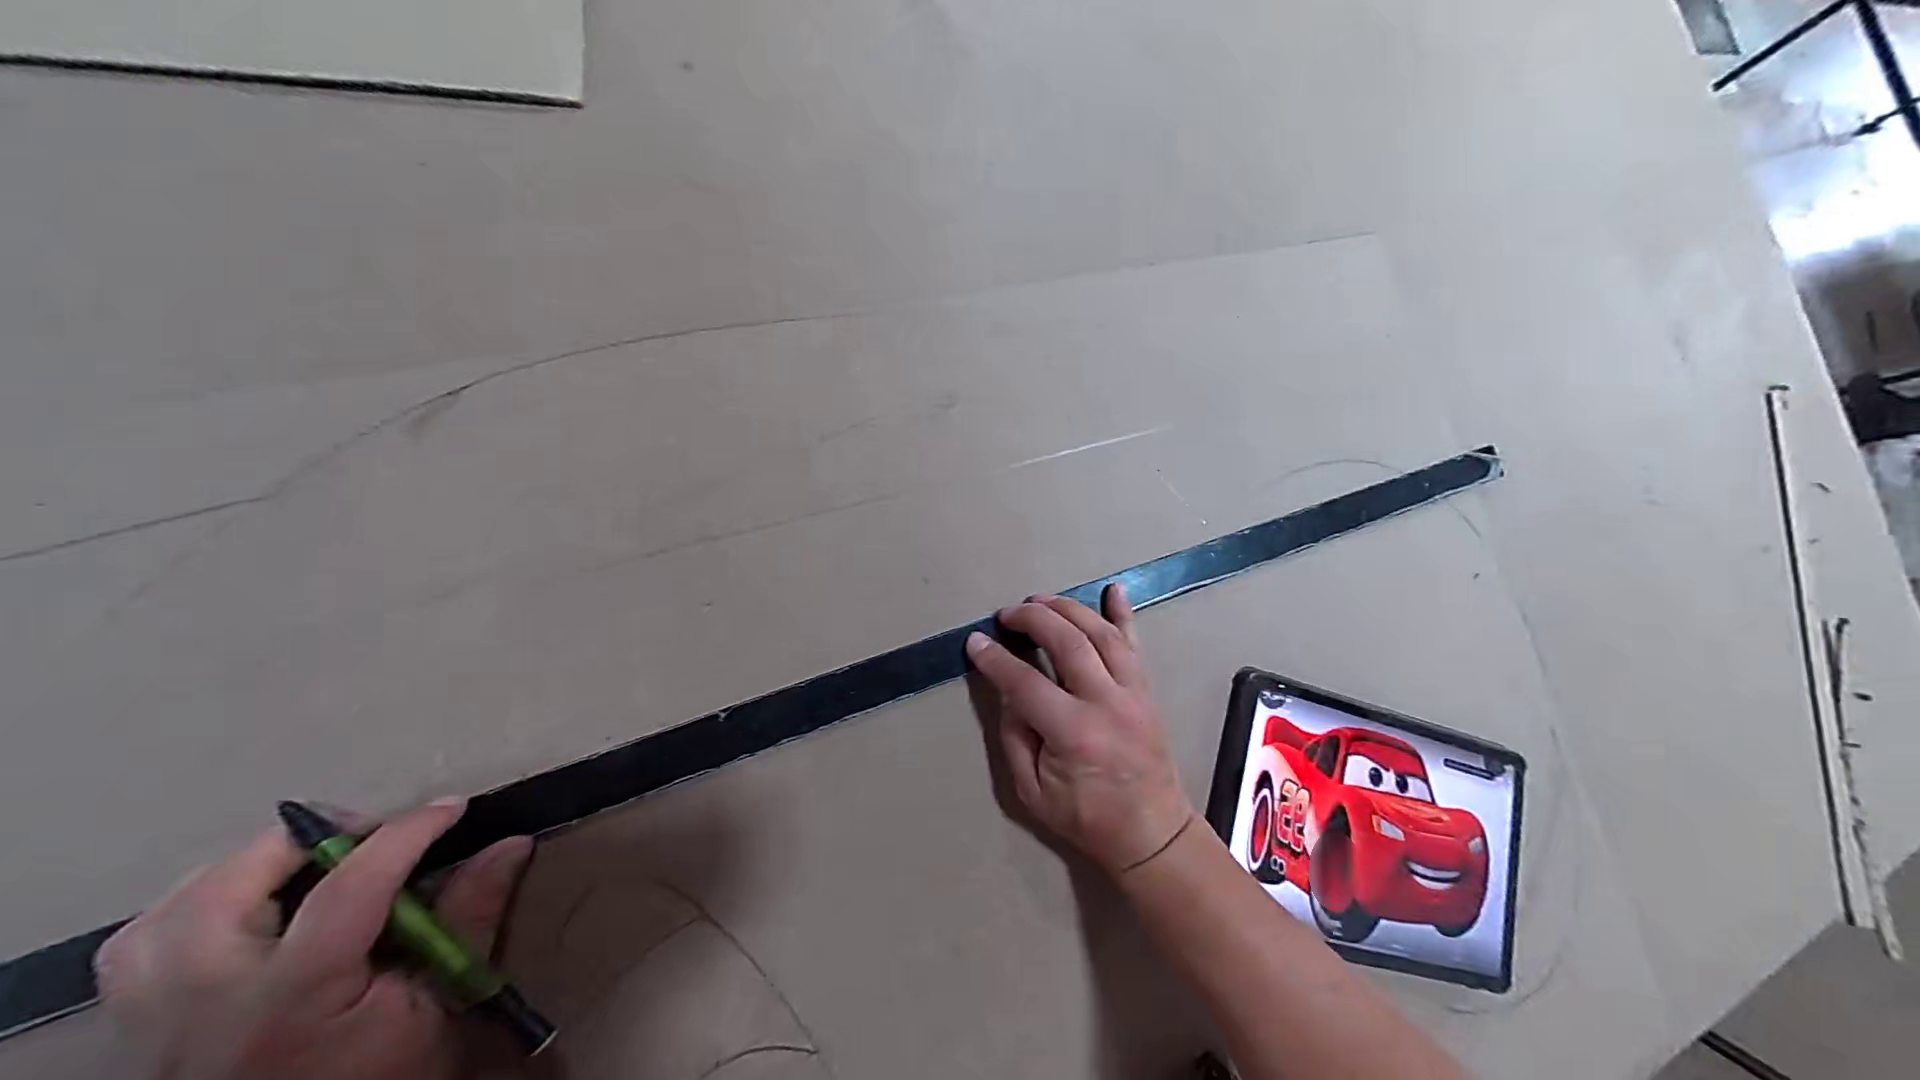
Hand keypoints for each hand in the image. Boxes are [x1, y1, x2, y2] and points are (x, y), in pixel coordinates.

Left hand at [96, 799, 533, 1079]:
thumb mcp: (441, 1005)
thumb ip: (469, 918)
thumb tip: (511, 845)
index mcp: (292, 1003)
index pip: (348, 888)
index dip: (406, 834)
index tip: (451, 808)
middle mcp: (206, 1008)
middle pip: (229, 888)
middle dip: (310, 838)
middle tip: (369, 837)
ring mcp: (154, 1027)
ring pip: (168, 913)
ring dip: (244, 871)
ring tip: (307, 868)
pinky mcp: (138, 1037)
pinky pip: (138, 948)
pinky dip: (195, 909)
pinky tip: (248, 912)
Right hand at [966, 585, 1195, 875]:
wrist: (1153, 833)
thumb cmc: (1087, 818)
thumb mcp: (1032, 791)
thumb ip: (1015, 737)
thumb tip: (1011, 692)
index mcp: (1074, 732)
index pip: (1025, 682)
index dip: (995, 659)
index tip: (976, 641)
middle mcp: (1106, 703)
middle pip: (1067, 642)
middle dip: (1033, 619)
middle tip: (1007, 614)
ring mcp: (1132, 692)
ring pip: (1101, 634)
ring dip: (1069, 609)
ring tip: (1040, 601)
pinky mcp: (1146, 691)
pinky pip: (1134, 644)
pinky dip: (1124, 614)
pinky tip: (1114, 590)